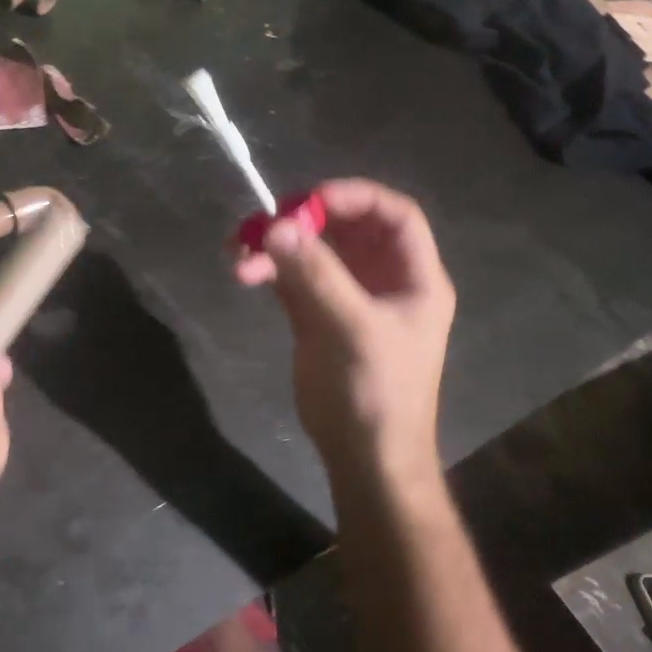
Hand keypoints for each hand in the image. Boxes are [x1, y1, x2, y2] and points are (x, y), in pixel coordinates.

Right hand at [234, 179, 454, 477]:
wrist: (364, 453)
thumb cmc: (376, 390)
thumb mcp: (352, 328)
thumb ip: (315, 274)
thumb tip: (275, 225)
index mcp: (413, 278)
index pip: (393, 216)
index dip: (353, 197)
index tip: (306, 200)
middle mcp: (381, 280)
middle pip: (345, 229)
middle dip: (302, 221)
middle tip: (263, 223)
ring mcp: (345, 298)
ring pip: (310, 252)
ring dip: (275, 247)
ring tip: (238, 256)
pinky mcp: (313, 317)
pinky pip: (289, 277)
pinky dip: (266, 269)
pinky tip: (243, 273)